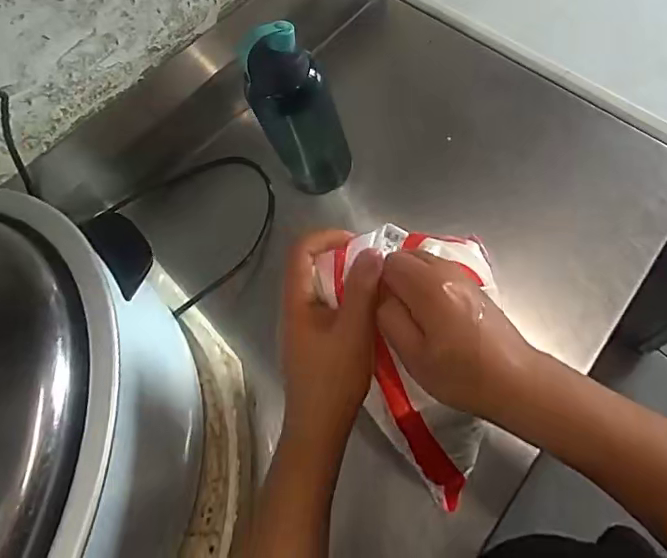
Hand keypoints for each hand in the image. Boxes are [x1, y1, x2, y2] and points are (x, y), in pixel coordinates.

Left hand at [280, 229, 382, 445]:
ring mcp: (300, 323)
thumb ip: (362, 289)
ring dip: (345, 279)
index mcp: (296, 298)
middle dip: (341, 256)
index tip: (357, 243)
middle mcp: (293, 305)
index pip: (302, 248)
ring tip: (374, 285)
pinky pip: (326, 304)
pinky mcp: (310, 338)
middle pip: (310, 264)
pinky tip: (366, 312)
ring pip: (320, 285)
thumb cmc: (334, 378)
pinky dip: (345, 298)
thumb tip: (372, 252)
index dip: (328, 237)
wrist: (318, 429)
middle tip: (372, 264)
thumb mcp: (354, 329)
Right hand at [376, 249, 546, 422]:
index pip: (385, 261)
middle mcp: (444, 269)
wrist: (515, 381)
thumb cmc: (462, 375)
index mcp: (428, 285)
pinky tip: (432, 314)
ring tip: (412, 315)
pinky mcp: (471, 283)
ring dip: (410, 279)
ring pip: (420, 260)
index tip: (376, 306)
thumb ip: (388, 317)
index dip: (375, 281)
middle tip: (392, 312)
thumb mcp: (413, 356)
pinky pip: (436, 270)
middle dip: (391, 277)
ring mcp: (460, 273)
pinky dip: (426, 283)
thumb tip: (377, 295)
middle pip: (403, 255)